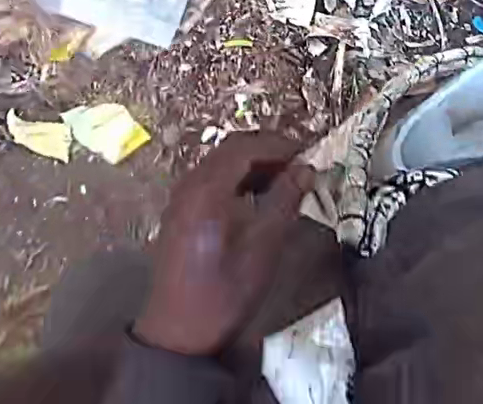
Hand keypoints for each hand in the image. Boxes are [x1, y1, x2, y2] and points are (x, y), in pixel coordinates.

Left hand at [133, 132, 311, 356]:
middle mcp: (190, 183)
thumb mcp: (262, 248)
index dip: (278, 145)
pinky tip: (256, 194)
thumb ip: (285, 201)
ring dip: (253, 161)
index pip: (245, 147)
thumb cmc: (222, 294)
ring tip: (283, 177)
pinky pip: (212, 176)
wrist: (177, 337)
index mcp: (207, 188)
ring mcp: (182, 196)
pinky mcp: (180, 210)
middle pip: (231, 148)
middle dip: (267, 149)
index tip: (305, 152)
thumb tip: (306, 169)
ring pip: (221, 160)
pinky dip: (237, 175)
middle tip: (297, 162)